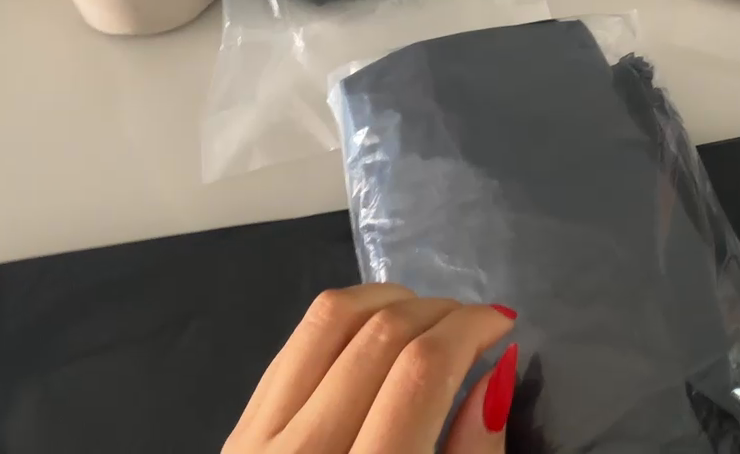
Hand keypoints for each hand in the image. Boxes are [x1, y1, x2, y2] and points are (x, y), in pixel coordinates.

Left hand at [225, 284, 518, 453]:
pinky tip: (379, 329)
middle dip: (444, 311)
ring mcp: (254, 445)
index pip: (421, 370)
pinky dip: (350, 313)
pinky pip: (298, 340)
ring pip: (334, 317)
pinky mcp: (235, 436)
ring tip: (432, 318)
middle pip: (383, 335)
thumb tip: (497, 372)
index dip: (471, 329)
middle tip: (476, 326)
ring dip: (395, 300)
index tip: (503, 326)